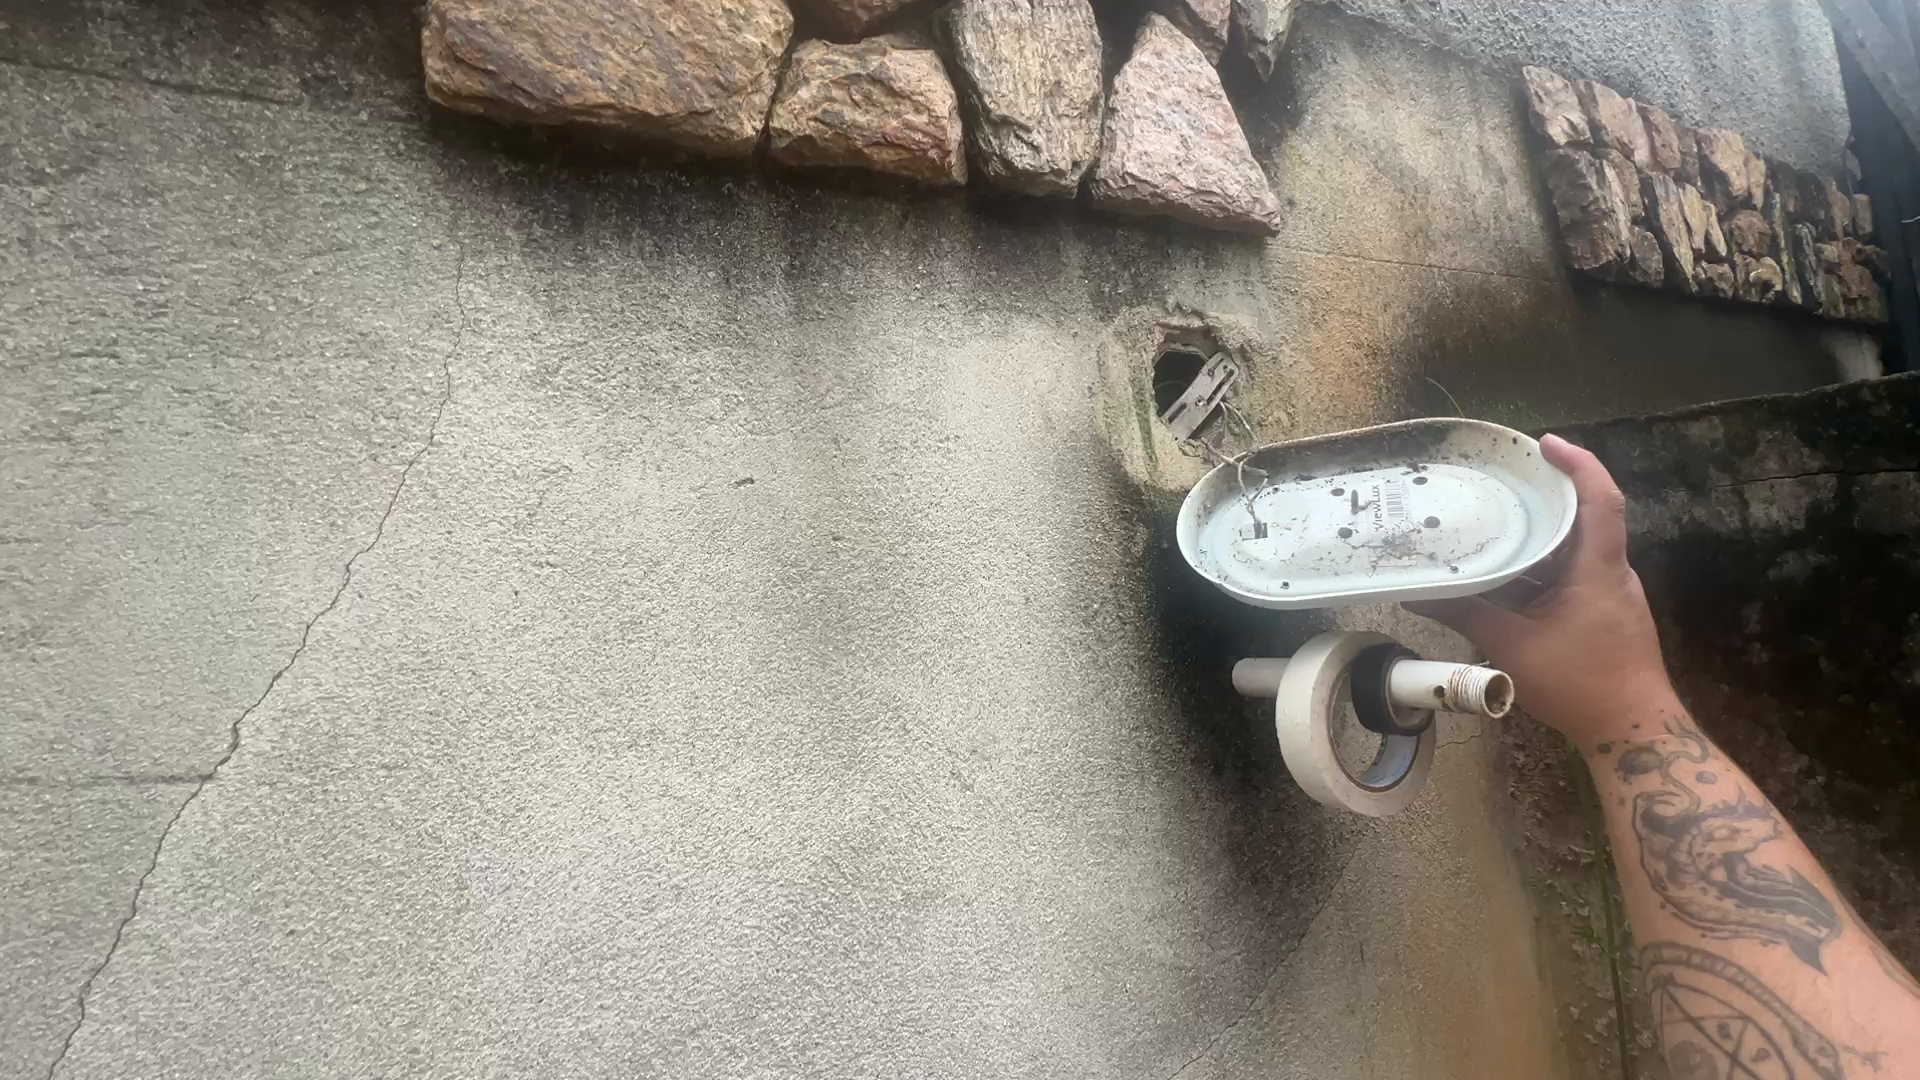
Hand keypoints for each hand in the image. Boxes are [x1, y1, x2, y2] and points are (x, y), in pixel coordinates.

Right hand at [1404, 434, 1679, 748]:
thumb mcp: (1510, 645)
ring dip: (1533, 533)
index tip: (1546, 444)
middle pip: (1582, 518)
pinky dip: (1533, 564)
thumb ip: (1462, 614)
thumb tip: (1414, 596)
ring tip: (1488, 519)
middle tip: (1498, 477)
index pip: (1602, 503)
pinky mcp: (1596, 611)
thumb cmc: (1579, 683)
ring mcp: (1605, 593)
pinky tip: (1499, 570)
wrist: (1632, 730)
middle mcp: (1608, 574)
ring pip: (1569, 549)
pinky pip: (1563, 573)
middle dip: (1543, 493)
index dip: (1580, 465)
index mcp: (1598, 572)